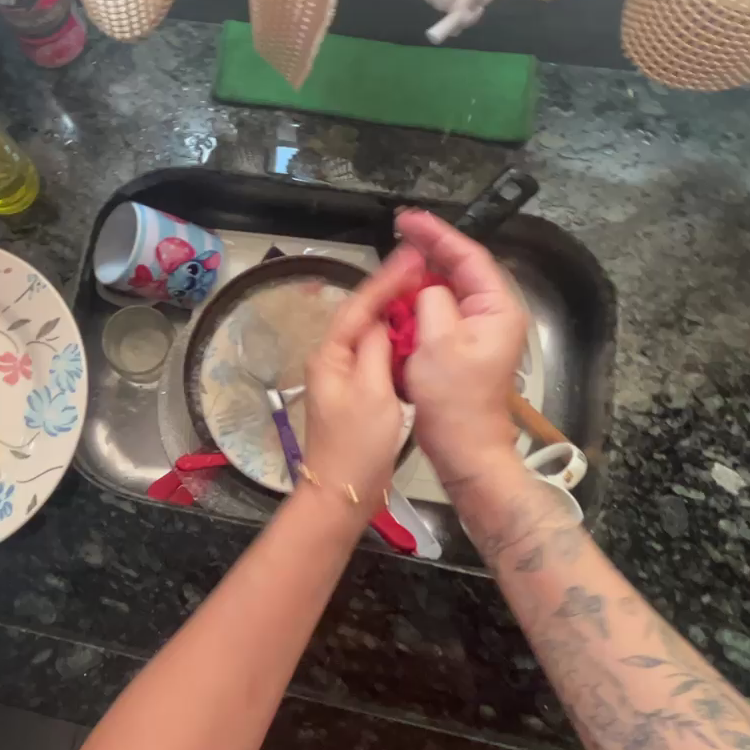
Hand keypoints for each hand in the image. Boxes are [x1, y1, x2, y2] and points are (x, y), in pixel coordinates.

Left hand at [297, 249, 422, 514]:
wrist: (342, 492)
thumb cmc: (357, 446)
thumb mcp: (372, 394)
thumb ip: (377, 351)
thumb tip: (383, 321)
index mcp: (330, 356)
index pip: (359, 306)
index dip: (385, 280)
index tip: (411, 257)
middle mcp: (332, 359)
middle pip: (361, 314)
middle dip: (388, 289)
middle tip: (419, 265)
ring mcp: (343, 376)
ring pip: (368, 332)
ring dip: (391, 309)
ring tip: (419, 287)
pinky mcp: (356, 391)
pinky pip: (374, 353)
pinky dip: (393, 337)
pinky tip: (411, 330)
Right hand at [392, 209, 528, 485]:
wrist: (463, 449)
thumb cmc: (455, 400)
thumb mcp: (439, 342)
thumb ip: (431, 301)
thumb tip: (424, 287)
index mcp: (497, 308)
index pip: (468, 256)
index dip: (437, 234)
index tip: (408, 219)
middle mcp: (492, 314)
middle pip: (458, 268)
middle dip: (428, 249)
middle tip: (398, 229)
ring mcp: (477, 331)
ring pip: (446, 289)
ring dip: (420, 275)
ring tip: (394, 257)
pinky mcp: (460, 346)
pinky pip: (437, 312)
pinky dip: (417, 301)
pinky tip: (398, 295)